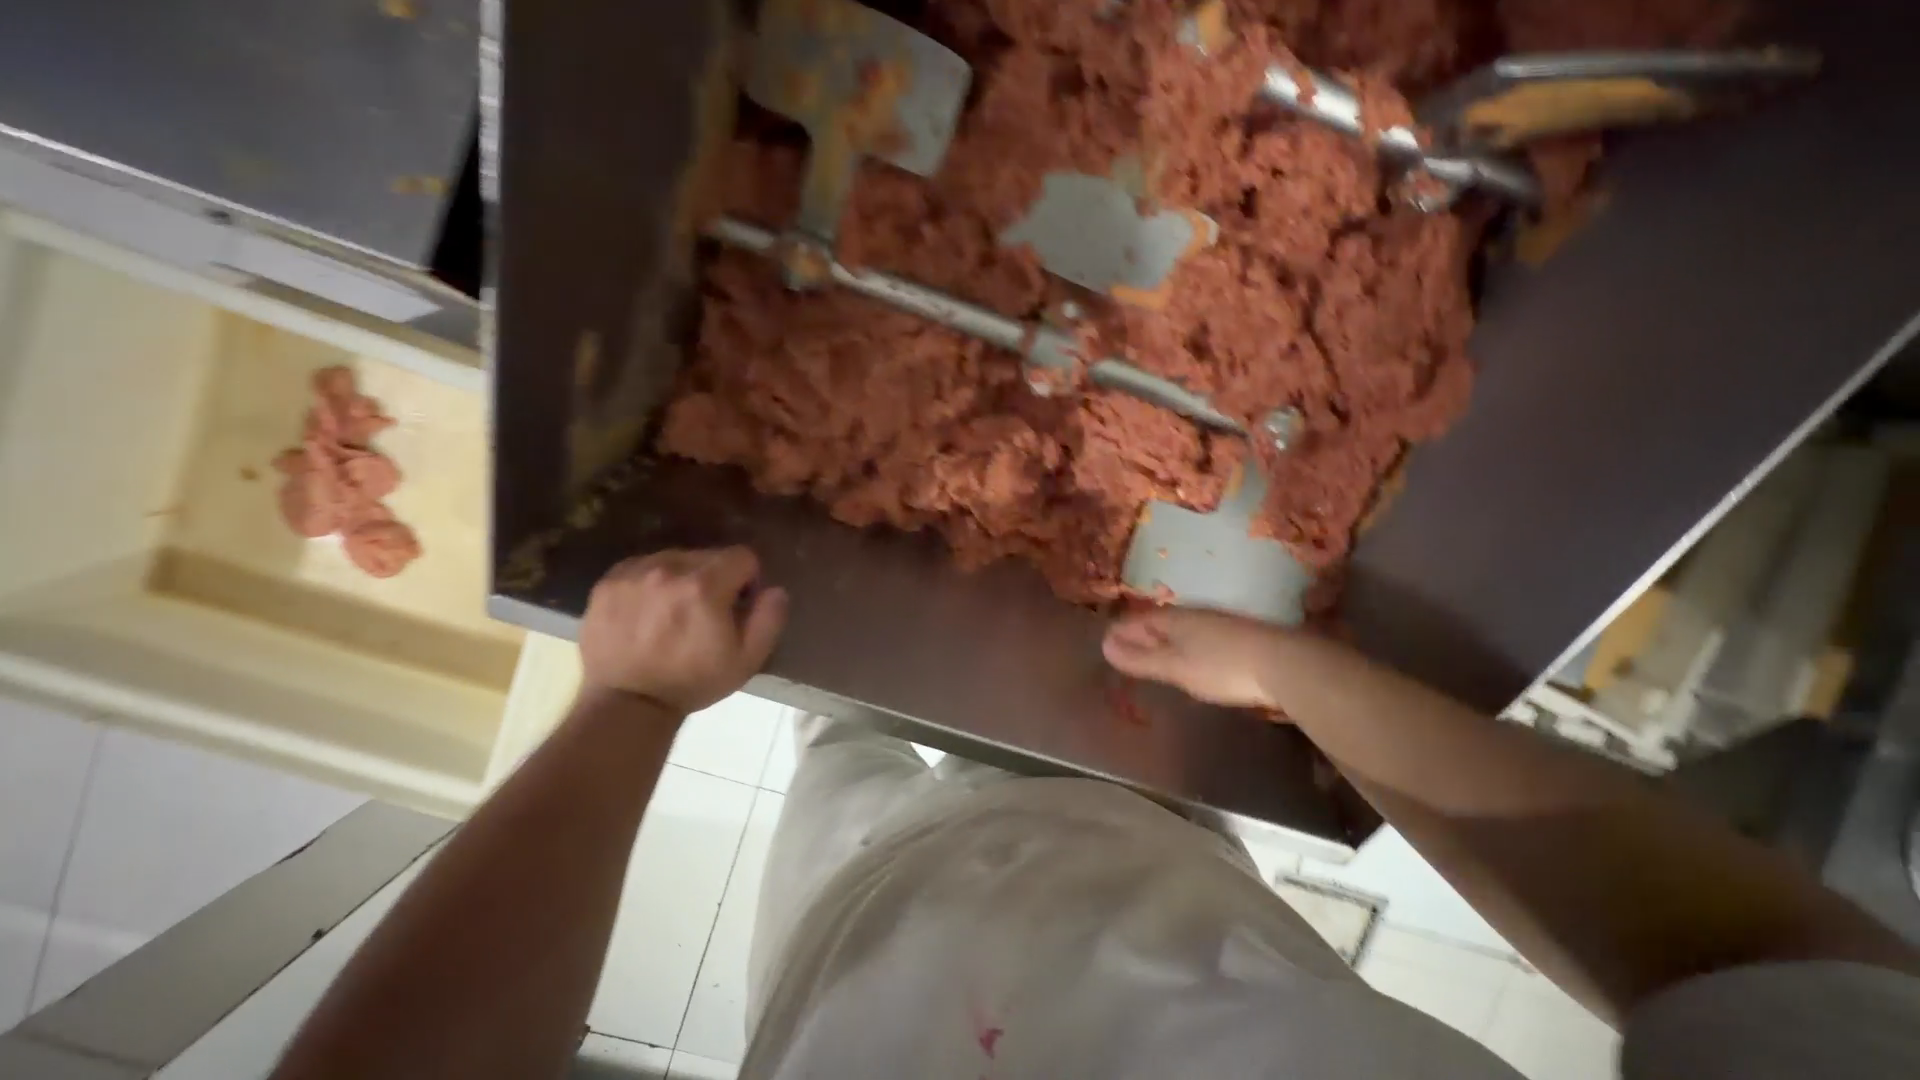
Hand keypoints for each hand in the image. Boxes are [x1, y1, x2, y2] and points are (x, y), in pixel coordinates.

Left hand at [578, 547, 787, 713]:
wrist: (625, 703)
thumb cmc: (691, 683)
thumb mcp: (745, 661)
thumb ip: (769, 620)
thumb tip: (775, 590)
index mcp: (705, 586)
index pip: (742, 556)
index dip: (747, 580)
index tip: (737, 606)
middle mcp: (669, 569)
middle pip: (707, 555)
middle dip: (714, 579)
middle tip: (704, 613)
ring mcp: (635, 573)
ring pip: (673, 559)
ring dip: (681, 578)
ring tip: (672, 613)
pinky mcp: (608, 582)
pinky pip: (641, 567)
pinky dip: (650, 582)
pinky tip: (646, 612)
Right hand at [1102, 608, 1289, 709]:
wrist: (1283, 664)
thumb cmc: (1221, 667)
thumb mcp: (1174, 666)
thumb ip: (1140, 658)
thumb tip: (1104, 645)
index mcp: (1174, 619)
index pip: (1137, 621)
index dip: (1120, 631)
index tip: (1104, 641)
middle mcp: (1195, 616)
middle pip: (1159, 622)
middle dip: (1140, 633)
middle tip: (1123, 648)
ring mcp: (1219, 626)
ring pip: (1181, 630)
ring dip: (1164, 640)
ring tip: (1152, 654)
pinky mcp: (1238, 639)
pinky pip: (1200, 639)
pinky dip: (1185, 648)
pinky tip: (1191, 660)